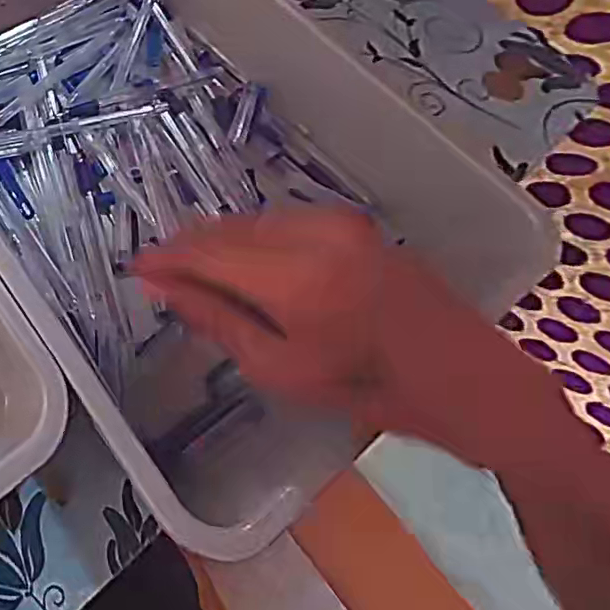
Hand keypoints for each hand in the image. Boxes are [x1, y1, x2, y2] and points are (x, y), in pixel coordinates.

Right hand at [132, 208, 574, 471]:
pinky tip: (243, 266)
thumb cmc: (374, 390)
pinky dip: (248, 240)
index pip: (204, 253)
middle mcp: (311, 234)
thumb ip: (214, 318)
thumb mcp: (282, 369)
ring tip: (198, 275)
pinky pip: (275, 221)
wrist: (473, 380)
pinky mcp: (348, 219)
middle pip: (221, 229)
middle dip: (185, 250)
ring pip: (246, 222)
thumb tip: (160, 287)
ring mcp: (334, 220)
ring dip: (215, 244)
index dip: (164, 259)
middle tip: (160, 276)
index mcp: (295, 279)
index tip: (136, 269)